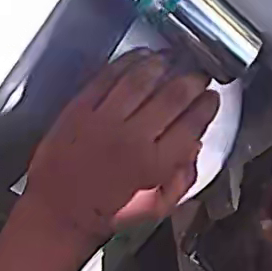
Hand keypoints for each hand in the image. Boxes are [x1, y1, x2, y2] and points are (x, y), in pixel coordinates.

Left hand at [18, 50, 220, 254]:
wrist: (59, 212)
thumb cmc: (105, 212)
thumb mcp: (155, 207)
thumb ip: (181, 180)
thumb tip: (194, 149)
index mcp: (154, 164)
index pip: (192, 124)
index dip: (207, 107)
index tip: (212, 99)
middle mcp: (131, 137)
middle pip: (173, 96)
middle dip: (193, 81)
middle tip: (199, 77)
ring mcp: (104, 120)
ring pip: (142, 79)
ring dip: (163, 65)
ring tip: (172, 61)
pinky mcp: (80, 109)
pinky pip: (108, 76)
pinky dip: (127, 62)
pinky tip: (139, 58)